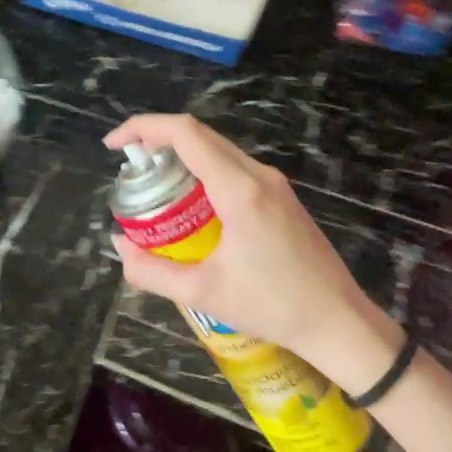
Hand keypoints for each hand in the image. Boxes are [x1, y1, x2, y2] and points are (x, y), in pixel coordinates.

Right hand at [104, 114, 403, 390]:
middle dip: (156, 141)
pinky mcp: (281, 198)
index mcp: (239, 190)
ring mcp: (274, 185)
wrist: (337, 322)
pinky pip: (233, 168)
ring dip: (180, 156)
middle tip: (127, 167)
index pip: (185, 135)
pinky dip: (201, 172)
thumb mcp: (200, 292)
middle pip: (200, 136)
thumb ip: (151, 270)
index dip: (143, 129)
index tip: (114, 146)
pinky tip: (187, 203)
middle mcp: (259, 176)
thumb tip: (120, 246)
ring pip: (218, 150)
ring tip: (151, 184)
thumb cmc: (271, 306)